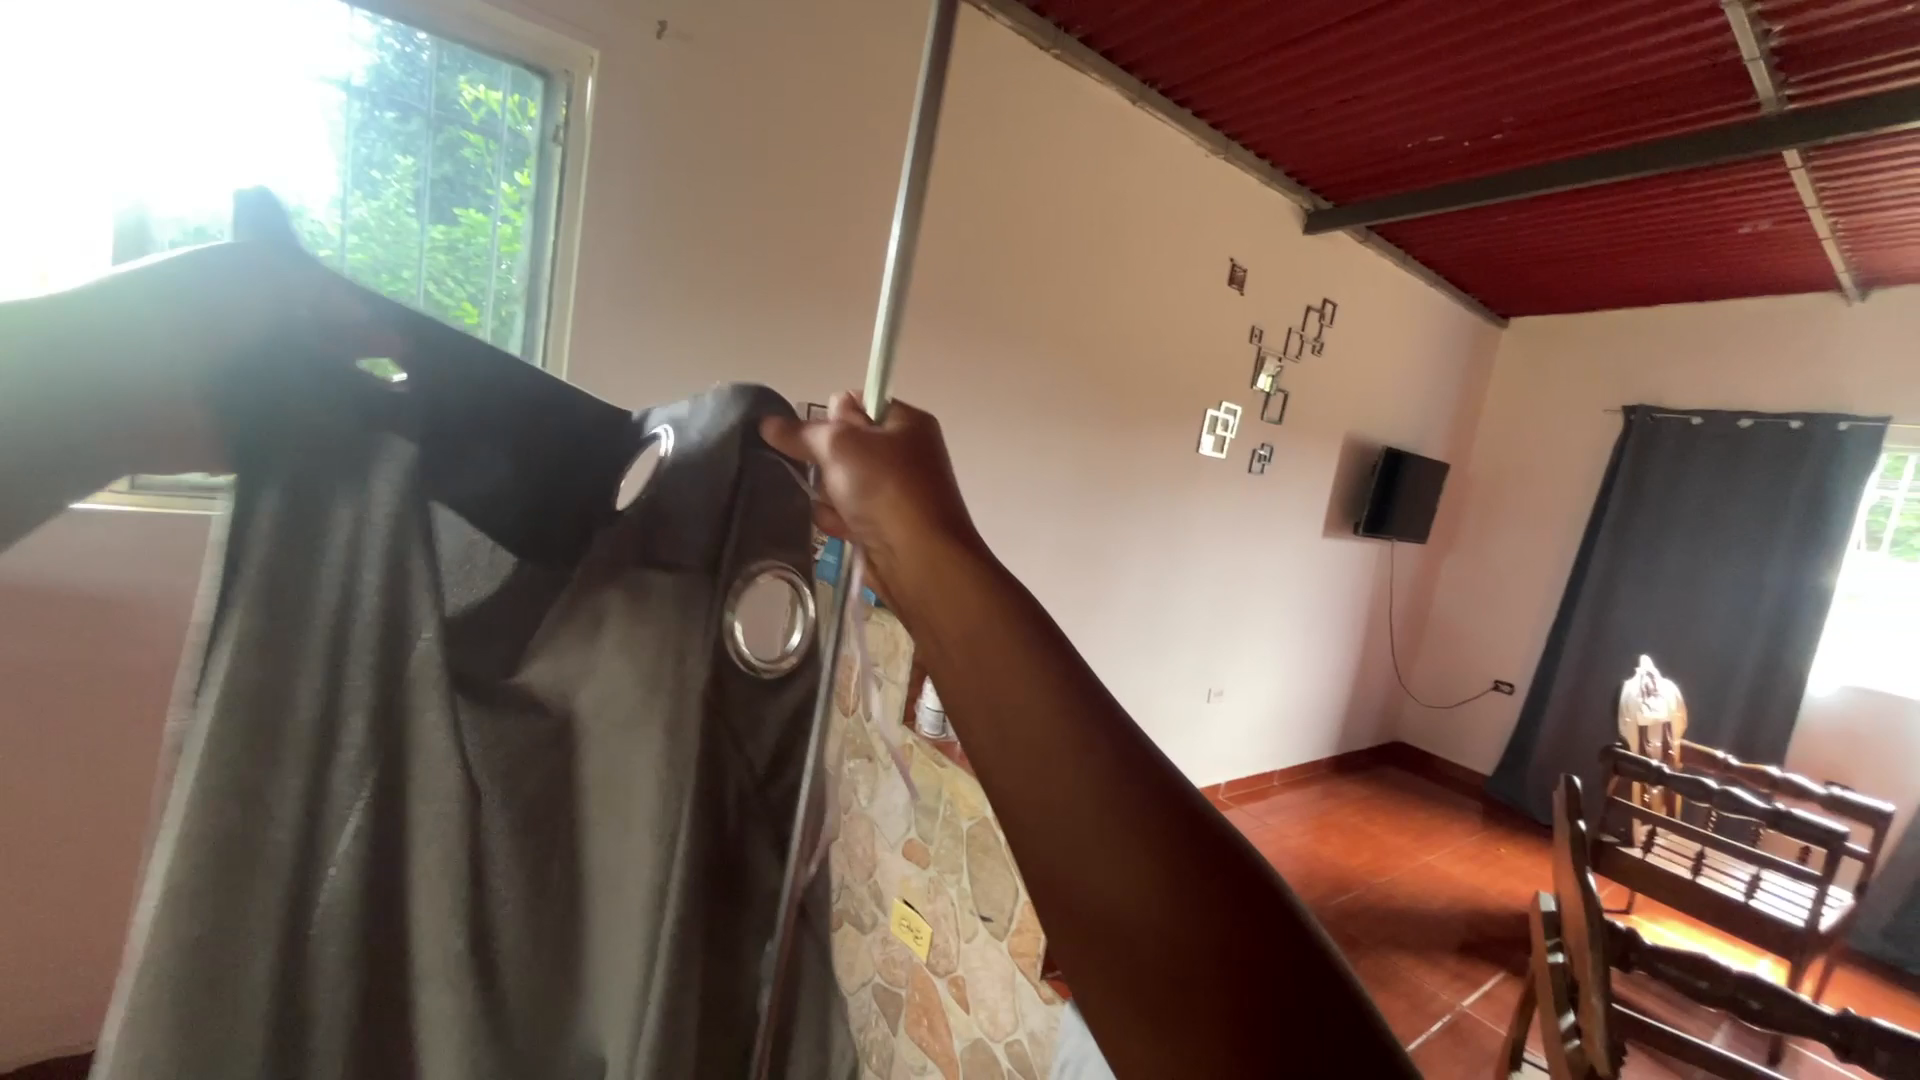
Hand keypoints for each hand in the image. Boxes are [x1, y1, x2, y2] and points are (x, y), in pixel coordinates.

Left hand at [42, 240, 399, 474]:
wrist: (114, 385)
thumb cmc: (184, 313)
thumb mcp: (255, 269)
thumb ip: (317, 285)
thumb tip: (366, 316)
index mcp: (259, 306)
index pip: (330, 314)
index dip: (372, 326)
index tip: (412, 346)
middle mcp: (264, 349)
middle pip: (340, 358)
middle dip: (381, 367)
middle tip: (428, 384)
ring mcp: (265, 399)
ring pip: (335, 401)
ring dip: (372, 406)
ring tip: (421, 419)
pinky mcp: (265, 443)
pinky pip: (319, 442)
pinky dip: (349, 442)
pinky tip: (390, 445)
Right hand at [759, 393, 985, 586]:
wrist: (920, 559)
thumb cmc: (887, 488)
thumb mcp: (840, 445)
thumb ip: (803, 432)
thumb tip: (769, 423)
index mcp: (907, 423)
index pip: (862, 402)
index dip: (835, 415)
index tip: (820, 434)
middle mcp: (906, 455)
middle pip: (847, 446)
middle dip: (827, 461)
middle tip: (827, 473)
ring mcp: (897, 493)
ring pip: (843, 482)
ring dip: (829, 494)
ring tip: (835, 504)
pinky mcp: (885, 527)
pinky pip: (848, 514)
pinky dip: (839, 520)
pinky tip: (840, 528)